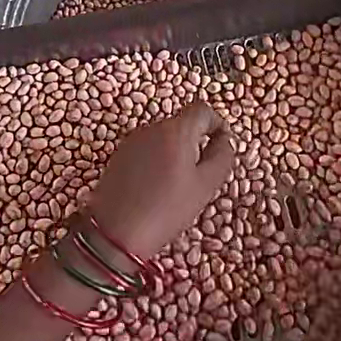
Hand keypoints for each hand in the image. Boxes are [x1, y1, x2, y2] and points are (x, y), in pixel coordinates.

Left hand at [89, 102, 234, 260]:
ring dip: (175, 154)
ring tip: (175, 188)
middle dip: (194, 144)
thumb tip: (225, 140)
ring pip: (163, 138)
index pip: (202, 109)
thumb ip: (222, 157)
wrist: (115, 231)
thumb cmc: (166, 210)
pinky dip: (156, 162)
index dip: (216, 124)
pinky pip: (146, 150)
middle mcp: (151, 128)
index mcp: (176, 130)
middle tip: (199, 177)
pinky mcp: (118, 155)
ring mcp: (132, 140)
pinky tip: (155, 189)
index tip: (220, 145)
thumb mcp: (205, 186)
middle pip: (182, 125)